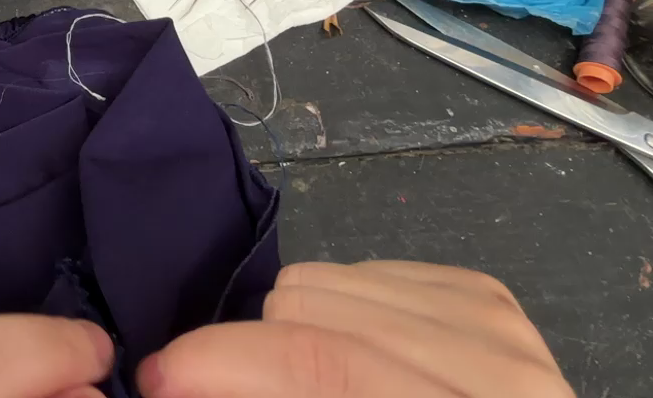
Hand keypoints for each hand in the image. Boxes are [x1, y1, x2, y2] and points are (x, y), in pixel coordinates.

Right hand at [138, 261, 572, 397]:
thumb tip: (182, 382)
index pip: (322, 363)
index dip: (223, 362)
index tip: (156, 375)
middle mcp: (496, 365)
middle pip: (308, 307)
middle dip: (254, 351)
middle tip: (241, 389)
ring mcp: (493, 321)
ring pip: (319, 278)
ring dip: (290, 327)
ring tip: (311, 378)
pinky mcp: (483, 293)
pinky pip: (353, 266)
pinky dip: (333, 308)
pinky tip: (359, 353)